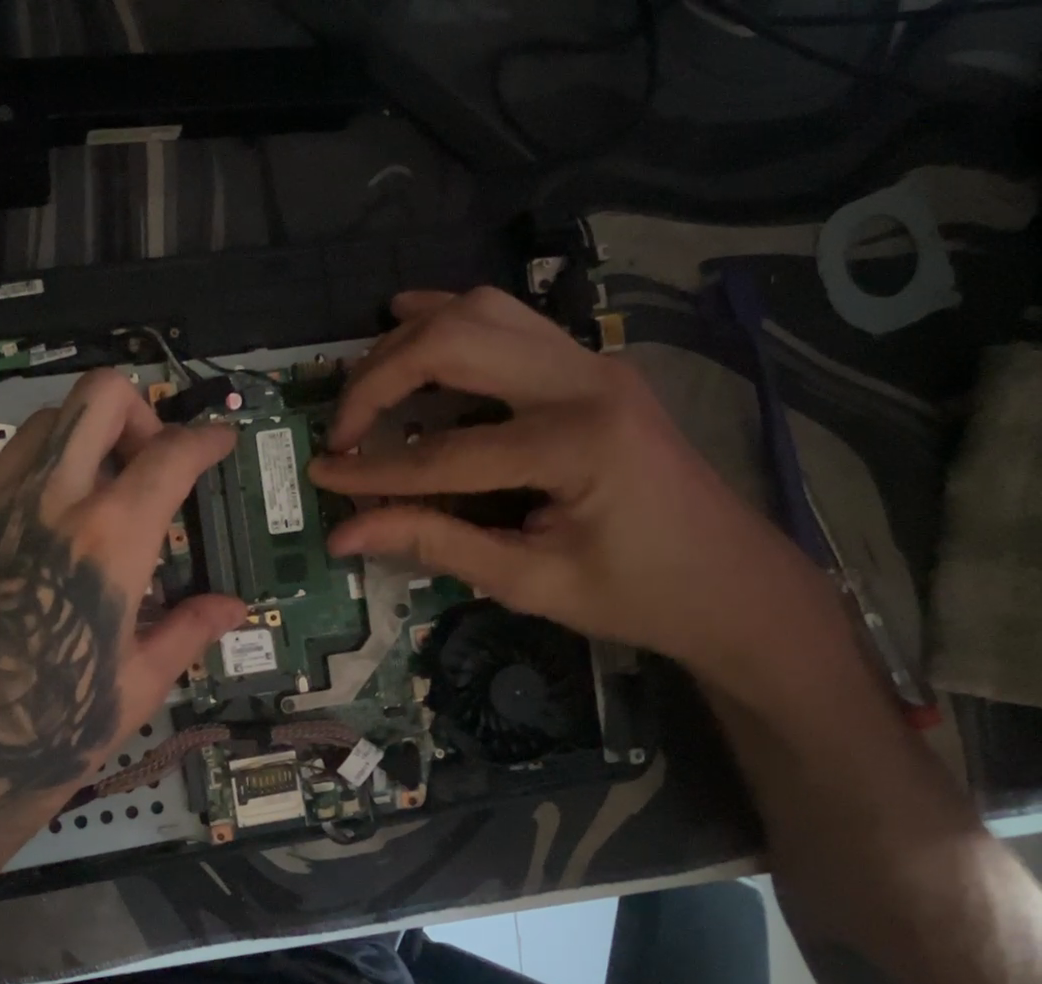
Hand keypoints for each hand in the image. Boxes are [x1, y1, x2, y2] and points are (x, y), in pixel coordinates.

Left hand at [0, 369, 242, 983]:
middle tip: (145, 463)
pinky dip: (29, 481)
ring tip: (89, 502)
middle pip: (98, 396)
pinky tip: (30, 541)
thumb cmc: (41, 737)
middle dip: (138, 413)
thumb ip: (186, 631)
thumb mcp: (131, 690)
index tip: (219, 443)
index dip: (206, 439)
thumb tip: (233, 606)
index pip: (170, 454)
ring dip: (81, 443)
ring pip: (41, 425)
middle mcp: (41, 499)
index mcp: (104, 541)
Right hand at [309, 287, 837, 687]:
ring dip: (410, 339)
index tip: (320, 477)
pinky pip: (507, 318)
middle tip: (341, 429)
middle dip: (379, 380)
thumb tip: (344, 532)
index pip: (443, 451)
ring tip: (364, 383)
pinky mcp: (590, 365)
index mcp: (576, 444)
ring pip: (480, 311)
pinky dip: (450, 319)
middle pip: (454, 343)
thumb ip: (433, 543)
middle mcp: (585, 381)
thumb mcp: (529, 582)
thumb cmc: (638, 595)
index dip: (373, 471)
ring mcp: (592, 362)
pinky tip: (409, 322)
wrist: (739, 583)